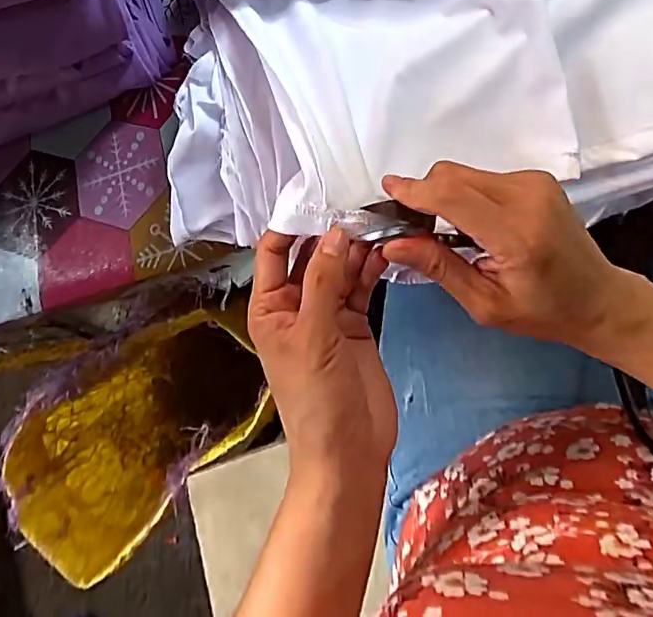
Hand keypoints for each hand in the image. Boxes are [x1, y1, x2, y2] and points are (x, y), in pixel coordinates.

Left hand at [249, 227, 395, 479]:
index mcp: (269, 306)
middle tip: (353, 207)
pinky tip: (383, 251)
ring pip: (337, 268)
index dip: (289, 225)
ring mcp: (325, 313)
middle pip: (309, 255)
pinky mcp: (353, 324)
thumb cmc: (315, 401)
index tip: (312, 199)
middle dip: (328, 233)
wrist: (348, 454)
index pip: (272, 251)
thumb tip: (334, 234)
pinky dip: (370, 269)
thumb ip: (323, 282)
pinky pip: (359, 286)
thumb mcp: (314, 335)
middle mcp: (294, 304)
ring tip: (373, 225)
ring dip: (353, 248)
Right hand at [380, 162, 650, 352]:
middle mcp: (527, 199)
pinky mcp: (534, 178)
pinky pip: (480, 176)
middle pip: (453, 176)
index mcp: (517, 236)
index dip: (415, 191)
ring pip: (463, 173)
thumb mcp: (485, 304)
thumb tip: (393, 244)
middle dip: (426, 194)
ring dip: (445, 194)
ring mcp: (534, 183)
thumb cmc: (544, 311)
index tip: (388, 190)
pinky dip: (465, 194)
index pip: (453, 197)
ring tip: (454, 231)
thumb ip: (438, 267)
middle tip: (418, 226)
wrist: (600, 299)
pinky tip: (475, 222)